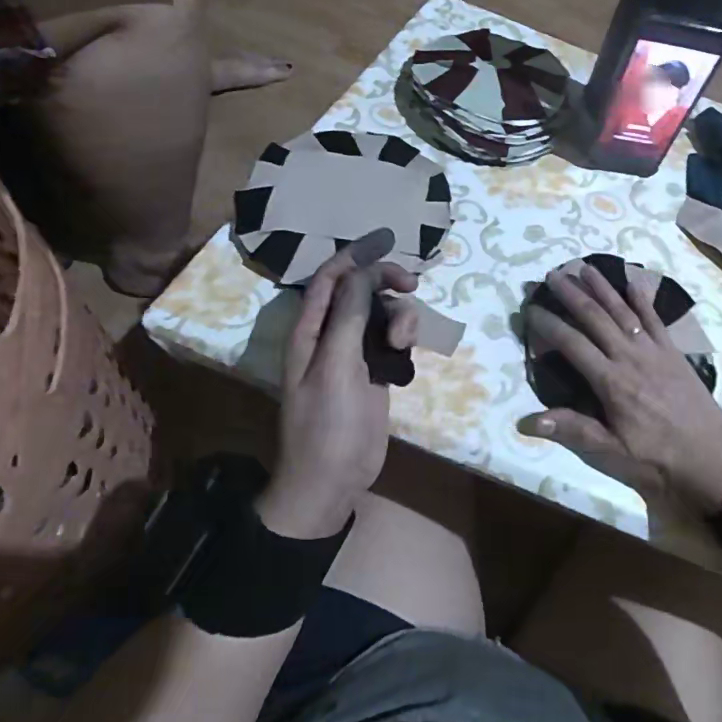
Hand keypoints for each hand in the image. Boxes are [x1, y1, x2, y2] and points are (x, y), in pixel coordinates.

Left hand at [258, 229, 419, 538]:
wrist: (331, 482)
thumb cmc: (326, 425)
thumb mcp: (336, 367)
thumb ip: (348, 317)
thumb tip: (361, 273)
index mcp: (310, 330)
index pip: (331, 277)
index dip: (355, 254)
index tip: (388, 238)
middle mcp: (330, 335)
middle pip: (361, 290)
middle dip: (386, 282)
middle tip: (411, 285)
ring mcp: (353, 354)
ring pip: (382, 314)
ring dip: (399, 318)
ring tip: (402, 345)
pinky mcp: (374, 373)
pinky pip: (392, 340)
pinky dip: (404, 340)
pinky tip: (406, 359)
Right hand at [519, 265, 721, 512]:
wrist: (713, 459)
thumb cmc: (657, 461)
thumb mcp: (611, 454)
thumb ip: (572, 431)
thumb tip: (526, 421)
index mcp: (611, 382)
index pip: (572, 344)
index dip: (549, 325)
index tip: (530, 309)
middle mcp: (630, 357)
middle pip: (595, 317)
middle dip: (571, 294)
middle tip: (551, 275)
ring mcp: (653, 350)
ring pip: (622, 310)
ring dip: (602, 287)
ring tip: (583, 267)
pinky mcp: (672, 351)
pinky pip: (654, 318)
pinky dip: (641, 298)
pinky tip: (631, 281)